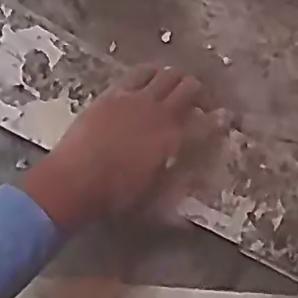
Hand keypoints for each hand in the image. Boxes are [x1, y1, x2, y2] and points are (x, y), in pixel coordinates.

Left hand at [17, 64, 204, 230]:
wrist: (73, 181)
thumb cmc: (114, 196)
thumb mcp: (150, 206)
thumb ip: (173, 211)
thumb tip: (188, 224)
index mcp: (173, 140)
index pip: (207, 123)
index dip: (220, 120)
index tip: (224, 119)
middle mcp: (159, 113)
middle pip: (190, 87)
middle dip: (200, 93)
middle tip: (198, 105)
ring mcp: (135, 99)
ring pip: (166, 73)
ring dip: (176, 79)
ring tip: (174, 90)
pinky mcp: (113, 94)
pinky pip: (138, 73)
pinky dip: (149, 74)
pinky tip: (146, 83)